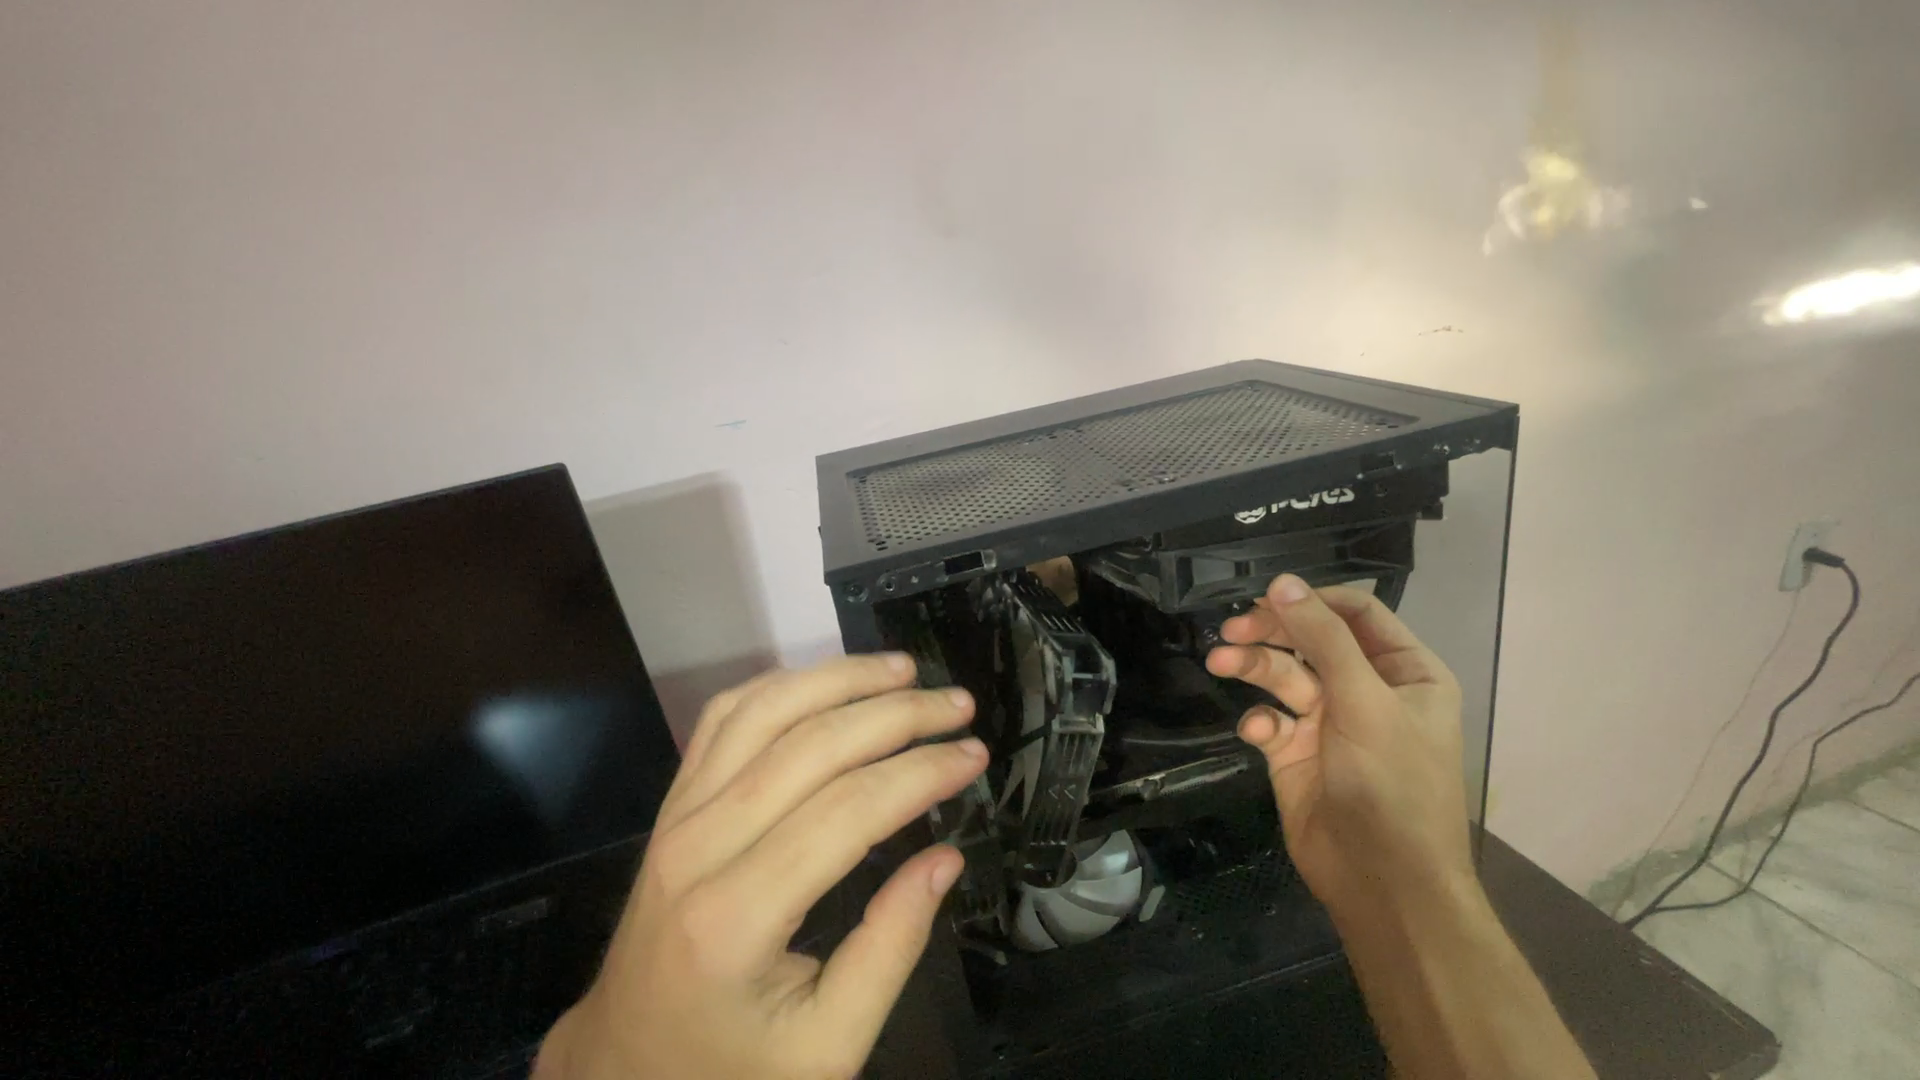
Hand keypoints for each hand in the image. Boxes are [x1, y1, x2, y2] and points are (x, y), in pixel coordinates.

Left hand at [535, 654, 986, 1079]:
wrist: (620, 1063)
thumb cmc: (729, 1066)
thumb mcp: (825, 1047)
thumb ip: (890, 949)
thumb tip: (946, 858)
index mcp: (738, 917)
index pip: (849, 810)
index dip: (921, 772)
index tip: (974, 756)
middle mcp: (700, 847)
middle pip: (810, 746)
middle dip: (896, 714)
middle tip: (957, 705)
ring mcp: (677, 816)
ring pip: (763, 712)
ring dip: (838, 678)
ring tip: (903, 670)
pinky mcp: (672, 803)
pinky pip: (723, 718)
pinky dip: (780, 685)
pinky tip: (827, 681)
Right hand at [1205, 574, 1470, 914]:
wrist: (1383, 884)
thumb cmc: (1393, 785)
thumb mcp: (1365, 703)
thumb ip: (1323, 640)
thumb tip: (1282, 582)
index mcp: (1405, 673)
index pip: (1357, 614)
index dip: (1312, 601)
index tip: (1269, 598)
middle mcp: (1366, 690)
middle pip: (1310, 641)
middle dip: (1272, 632)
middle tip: (1231, 629)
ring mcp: (1328, 722)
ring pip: (1282, 676)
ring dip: (1252, 666)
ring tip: (1220, 662)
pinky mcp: (1294, 753)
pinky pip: (1268, 720)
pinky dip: (1258, 721)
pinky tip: (1257, 733)